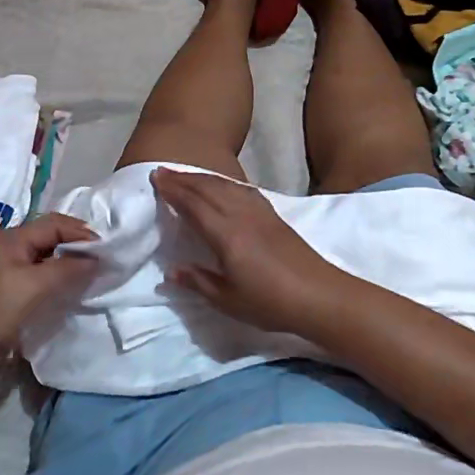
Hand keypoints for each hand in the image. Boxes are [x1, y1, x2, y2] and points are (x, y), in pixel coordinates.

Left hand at [0, 214, 98, 368]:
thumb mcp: (36, 286)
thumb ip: (68, 268)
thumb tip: (97, 259)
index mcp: (10, 237)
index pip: (54, 224)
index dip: (81, 232)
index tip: (103, 248)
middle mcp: (8, 242)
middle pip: (50, 232)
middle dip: (76, 241)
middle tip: (99, 254)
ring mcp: (8, 260)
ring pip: (47, 248)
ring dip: (69, 254)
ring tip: (89, 265)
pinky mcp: (11, 278)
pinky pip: (42, 263)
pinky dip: (59, 266)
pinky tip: (71, 276)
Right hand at [150, 168, 357, 336]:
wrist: (318, 295)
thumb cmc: (270, 302)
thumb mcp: (228, 300)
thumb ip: (199, 282)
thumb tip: (172, 270)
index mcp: (226, 235)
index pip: (194, 204)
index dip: (174, 190)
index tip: (156, 178)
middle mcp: (241, 216)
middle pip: (208, 189)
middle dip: (184, 178)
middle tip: (163, 171)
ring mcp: (260, 213)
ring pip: (226, 186)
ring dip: (203, 178)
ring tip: (186, 176)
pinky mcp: (273, 215)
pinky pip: (243, 190)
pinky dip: (226, 183)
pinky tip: (223, 186)